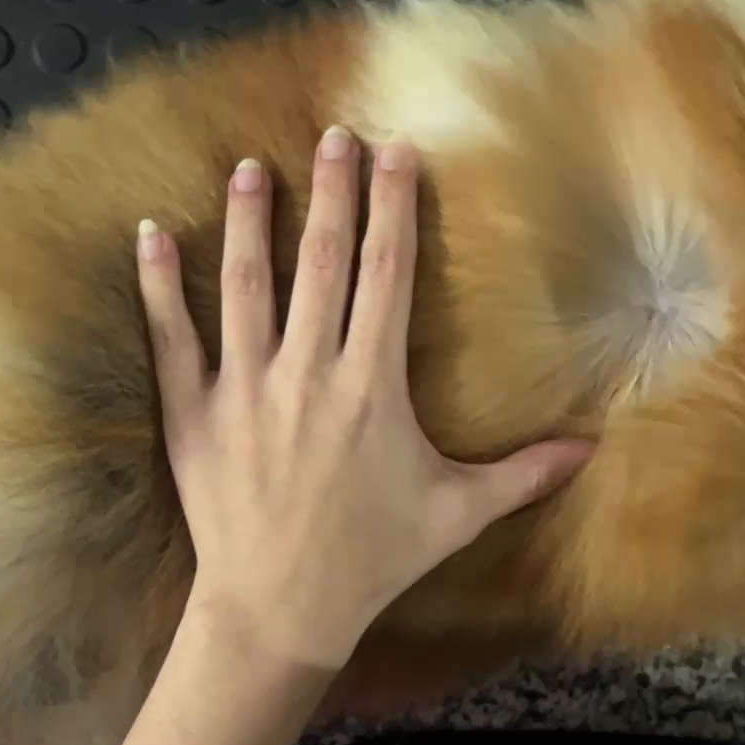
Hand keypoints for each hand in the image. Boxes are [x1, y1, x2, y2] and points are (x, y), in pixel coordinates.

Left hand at [135, 128, 593, 670]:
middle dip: (333, 192)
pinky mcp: (193, 414)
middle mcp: (309, 371)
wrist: (279, 610)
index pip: (388, 274)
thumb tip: (594, 450)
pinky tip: (151, 233)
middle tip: (334, 134)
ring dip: (251, 220)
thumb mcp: (459, 513)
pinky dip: (158, 284)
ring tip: (252, 167)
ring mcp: (244, 388)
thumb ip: (525, 473)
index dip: (394, 207)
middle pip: (323, 262)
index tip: (395, 153)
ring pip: (246, 285)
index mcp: (372, 385)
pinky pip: (172, 337)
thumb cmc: (374, 556)